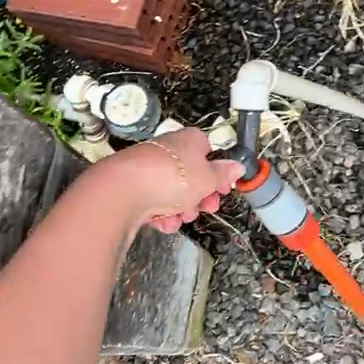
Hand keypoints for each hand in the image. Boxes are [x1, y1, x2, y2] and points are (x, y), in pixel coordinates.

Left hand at [88, 127, 243, 233]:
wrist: (125, 190)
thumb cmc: (173, 177)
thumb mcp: (208, 177)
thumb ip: (224, 174)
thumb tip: (238, 165)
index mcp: (189, 140)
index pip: (209, 153)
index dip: (218, 174)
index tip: (223, 190)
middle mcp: (169, 150)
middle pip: (192, 176)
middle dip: (200, 197)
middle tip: (204, 208)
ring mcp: (150, 168)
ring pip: (174, 193)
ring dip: (182, 209)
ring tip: (181, 217)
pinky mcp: (135, 187)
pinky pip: (155, 202)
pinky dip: (161, 214)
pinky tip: (163, 222)